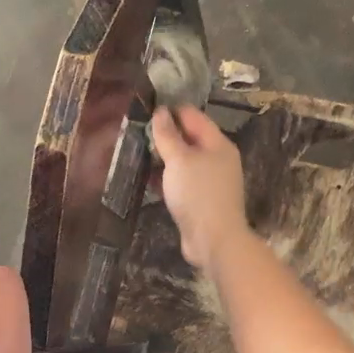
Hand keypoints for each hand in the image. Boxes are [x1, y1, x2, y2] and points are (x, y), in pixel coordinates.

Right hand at [151, 106, 252, 271]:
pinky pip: (181, 180)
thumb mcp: (179, 160)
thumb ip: (168, 135)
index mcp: (217, 143)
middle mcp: (217, 158)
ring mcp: (210, 180)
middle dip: (164, 135)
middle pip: (188, 138)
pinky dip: (166, 177)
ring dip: (163, 158)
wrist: (214, 240)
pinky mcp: (201, 199)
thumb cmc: (198, 194)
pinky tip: (148, 179)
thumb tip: (160, 111)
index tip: (144, 112)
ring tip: (137, 154)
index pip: (192, 116)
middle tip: (136, 134)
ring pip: (183, 161)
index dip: (170, 111)